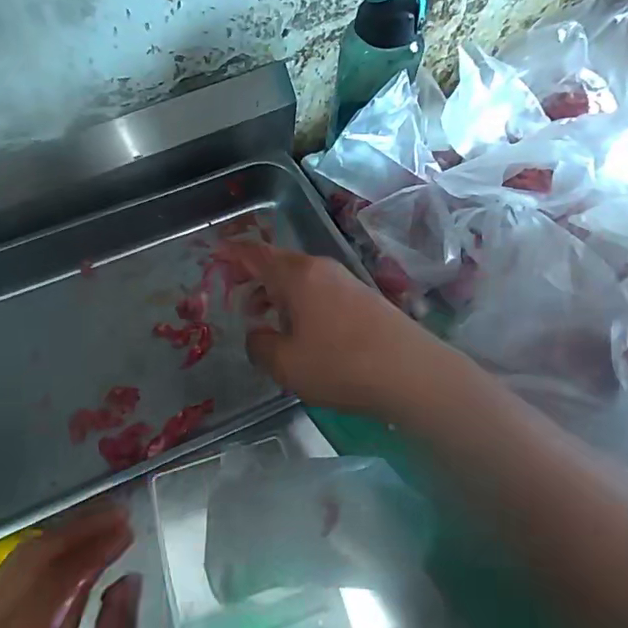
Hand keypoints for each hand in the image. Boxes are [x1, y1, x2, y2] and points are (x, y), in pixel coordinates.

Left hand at [0, 504, 140, 627]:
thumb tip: (129, 581)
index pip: (53, 568)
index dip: (92, 539)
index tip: (128, 524)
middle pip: (25, 559)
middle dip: (73, 532)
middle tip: (116, 522)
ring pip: (9, 575)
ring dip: (54, 551)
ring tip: (99, 543)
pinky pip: (1, 600)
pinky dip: (37, 579)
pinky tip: (67, 584)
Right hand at [220, 239, 466, 418]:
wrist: (412, 373)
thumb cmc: (340, 365)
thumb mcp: (286, 364)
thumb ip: (260, 346)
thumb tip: (257, 335)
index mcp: (298, 276)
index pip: (256, 254)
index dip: (232, 254)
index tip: (215, 254)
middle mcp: (322, 269)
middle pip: (279, 263)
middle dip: (254, 276)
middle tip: (235, 292)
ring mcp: (346, 281)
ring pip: (301, 279)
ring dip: (278, 292)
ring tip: (264, 316)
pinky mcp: (364, 298)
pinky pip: (320, 291)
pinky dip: (300, 302)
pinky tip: (301, 329)